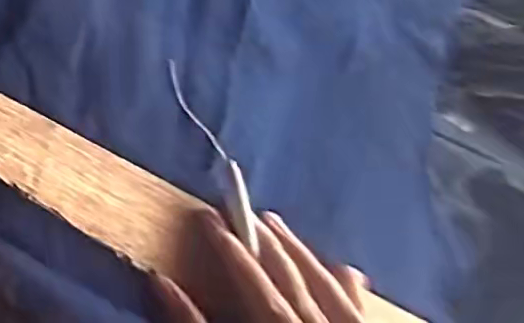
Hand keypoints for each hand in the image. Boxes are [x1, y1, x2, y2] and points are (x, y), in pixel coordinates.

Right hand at [154, 210, 369, 322]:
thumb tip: (159, 280)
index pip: (257, 287)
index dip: (232, 251)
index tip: (209, 218)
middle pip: (297, 287)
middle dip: (268, 245)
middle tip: (244, 212)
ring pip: (335, 298)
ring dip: (306, 258)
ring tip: (281, 226)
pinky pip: (363, 322)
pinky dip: (354, 295)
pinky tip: (349, 273)